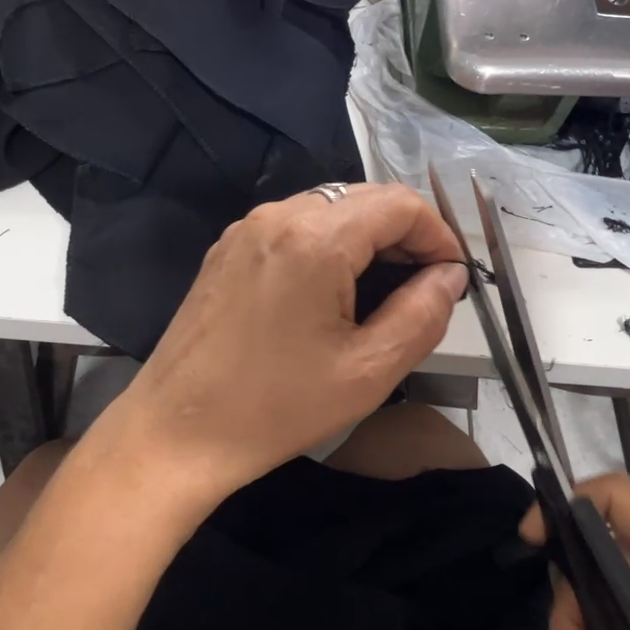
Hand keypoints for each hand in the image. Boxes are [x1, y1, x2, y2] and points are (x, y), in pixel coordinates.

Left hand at [102, 183, 468, 498]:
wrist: (177, 431)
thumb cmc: (277, 407)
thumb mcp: (368, 370)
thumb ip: (423, 313)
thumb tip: (450, 275)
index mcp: (315, 238)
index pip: (399, 203)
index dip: (438, 234)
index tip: (451, 279)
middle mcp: (279, 214)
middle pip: (364, 197)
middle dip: (405, 234)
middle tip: (423, 287)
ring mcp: (247, 227)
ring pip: (329, 207)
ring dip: (366, 237)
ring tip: (382, 292)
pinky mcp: (228, 247)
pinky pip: (294, 224)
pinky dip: (327, 243)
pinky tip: (330, 291)